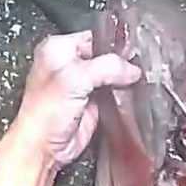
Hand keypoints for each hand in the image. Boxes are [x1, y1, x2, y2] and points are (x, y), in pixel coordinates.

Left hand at [7, 31, 142, 172]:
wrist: (43, 148)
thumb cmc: (45, 113)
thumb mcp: (74, 79)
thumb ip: (106, 67)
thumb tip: (132, 68)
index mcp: (59, 49)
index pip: (95, 37)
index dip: (114, 44)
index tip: (134, 51)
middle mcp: (70, 64)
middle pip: (106, 55)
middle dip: (123, 62)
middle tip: (142, 66)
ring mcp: (83, 85)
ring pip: (112, 75)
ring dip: (126, 79)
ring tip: (141, 80)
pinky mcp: (93, 103)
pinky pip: (114, 93)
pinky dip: (125, 94)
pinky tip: (135, 94)